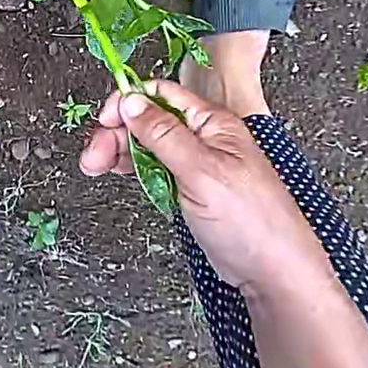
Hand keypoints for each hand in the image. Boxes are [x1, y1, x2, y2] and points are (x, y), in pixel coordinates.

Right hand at [79, 80, 327, 290]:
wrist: (273, 271)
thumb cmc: (252, 221)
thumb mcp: (201, 171)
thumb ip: (164, 134)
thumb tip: (132, 101)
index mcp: (211, 123)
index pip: (161, 95)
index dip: (129, 102)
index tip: (105, 120)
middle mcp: (203, 138)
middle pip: (149, 120)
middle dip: (117, 132)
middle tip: (93, 156)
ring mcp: (196, 163)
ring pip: (148, 145)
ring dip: (119, 151)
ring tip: (95, 166)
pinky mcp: (190, 187)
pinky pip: (155, 168)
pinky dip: (133, 169)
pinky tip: (117, 172)